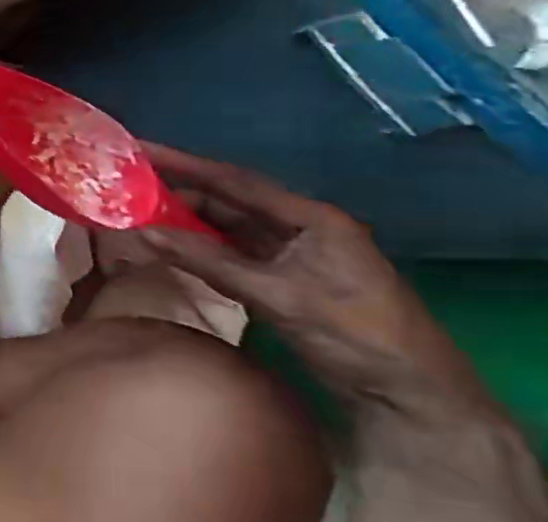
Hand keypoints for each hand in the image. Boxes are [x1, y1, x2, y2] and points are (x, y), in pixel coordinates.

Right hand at [137, 143, 493, 417]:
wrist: (418, 399)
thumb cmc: (356, 335)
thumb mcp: (277, 296)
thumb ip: (208, 261)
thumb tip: (143, 233)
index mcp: (311, 217)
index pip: (233, 180)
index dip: (182, 162)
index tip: (138, 148)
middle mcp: (302, 225)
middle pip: (229, 198)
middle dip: (180, 188)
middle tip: (129, 181)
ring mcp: (296, 251)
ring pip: (230, 222)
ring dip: (188, 216)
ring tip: (140, 208)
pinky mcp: (288, 275)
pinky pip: (235, 248)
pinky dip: (203, 242)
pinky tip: (173, 240)